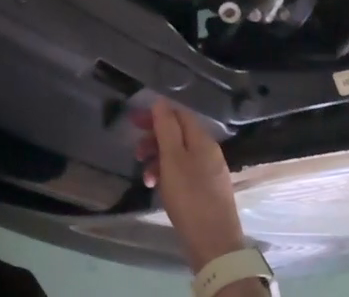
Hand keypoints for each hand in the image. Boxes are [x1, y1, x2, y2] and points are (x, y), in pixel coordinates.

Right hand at [135, 100, 249, 270]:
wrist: (214, 245)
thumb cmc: (189, 197)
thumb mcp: (172, 159)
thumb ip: (166, 127)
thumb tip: (161, 102)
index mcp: (203, 140)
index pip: (179, 114)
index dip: (156, 114)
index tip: (134, 122)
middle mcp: (209, 152)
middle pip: (178, 134)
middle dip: (154, 139)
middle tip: (136, 151)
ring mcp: (209, 173)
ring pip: (178, 155)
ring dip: (157, 160)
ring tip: (144, 177)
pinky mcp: (206, 191)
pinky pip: (183, 173)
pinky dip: (167, 175)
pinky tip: (157, 188)